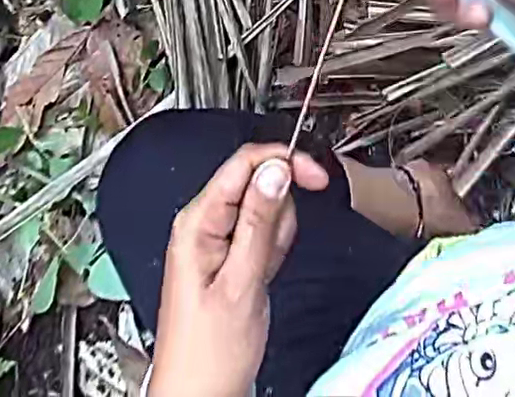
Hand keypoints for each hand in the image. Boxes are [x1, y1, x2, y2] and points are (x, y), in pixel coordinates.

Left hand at [149, 143, 330, 396]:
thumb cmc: (207, 355)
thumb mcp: (240, 283)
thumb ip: (260, 221)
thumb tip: (276, 169)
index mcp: (198, 220)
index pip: (243, 162)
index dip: (283, 160)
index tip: (315, 174)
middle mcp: (205, 221)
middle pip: (257, 180)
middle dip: (278, 209)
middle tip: (275, 247)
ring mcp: (218, 237)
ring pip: (265, 205)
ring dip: (277, 233)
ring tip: (264, 269)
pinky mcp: (232, 253)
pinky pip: (264, 231)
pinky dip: (273, 248)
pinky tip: (264, 273)